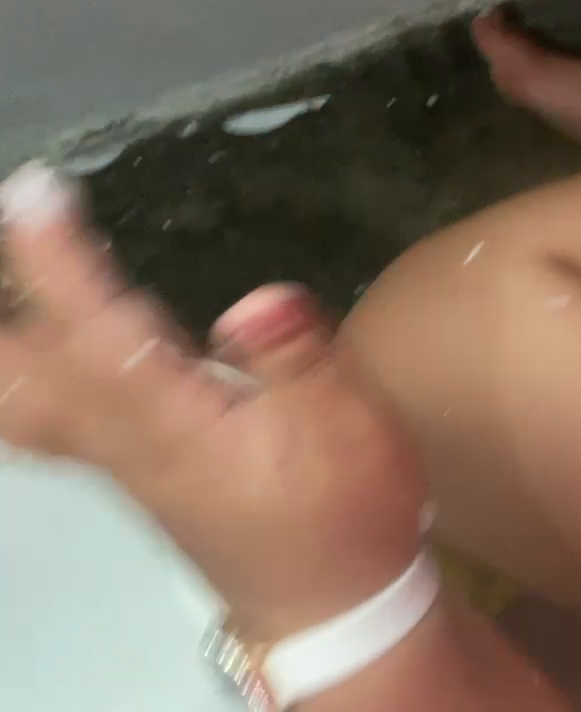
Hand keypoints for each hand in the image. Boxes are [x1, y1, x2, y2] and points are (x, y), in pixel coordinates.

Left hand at [0, 163, 427, 642]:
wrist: (333, 590)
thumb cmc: (345, 501)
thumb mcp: (343, 427)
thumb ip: (299, 361)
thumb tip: (256, 298)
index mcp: (167, 419)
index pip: (96, 330)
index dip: (57, 261)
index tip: (32, 192)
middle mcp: (122, 438)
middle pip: (15, 372)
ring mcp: (126, 461)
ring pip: (17, 400)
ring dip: (0, 348)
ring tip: (6, 303)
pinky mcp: (148, 472)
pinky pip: (46, 419)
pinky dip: (23, 381)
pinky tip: (41, 373)